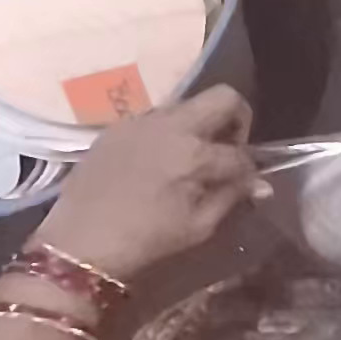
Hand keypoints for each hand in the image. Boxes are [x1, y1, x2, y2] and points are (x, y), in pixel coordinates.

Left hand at [33, 86, 265, 279]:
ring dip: (201, 124)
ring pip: (188, 104)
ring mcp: (142, 120)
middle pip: (224, 97)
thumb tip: (260, 184)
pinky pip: (156, 117)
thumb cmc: (146, 241)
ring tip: (191, 157)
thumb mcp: (198, 227)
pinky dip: (169, 132)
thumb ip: (232, 197)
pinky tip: (158, 161)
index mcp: (195, 155)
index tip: (247, 183)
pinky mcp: (118, 126)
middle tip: (229, 149)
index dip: (250, 170)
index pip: (240, 153)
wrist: (80, 242)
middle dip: (238, 119)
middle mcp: (172, 126)